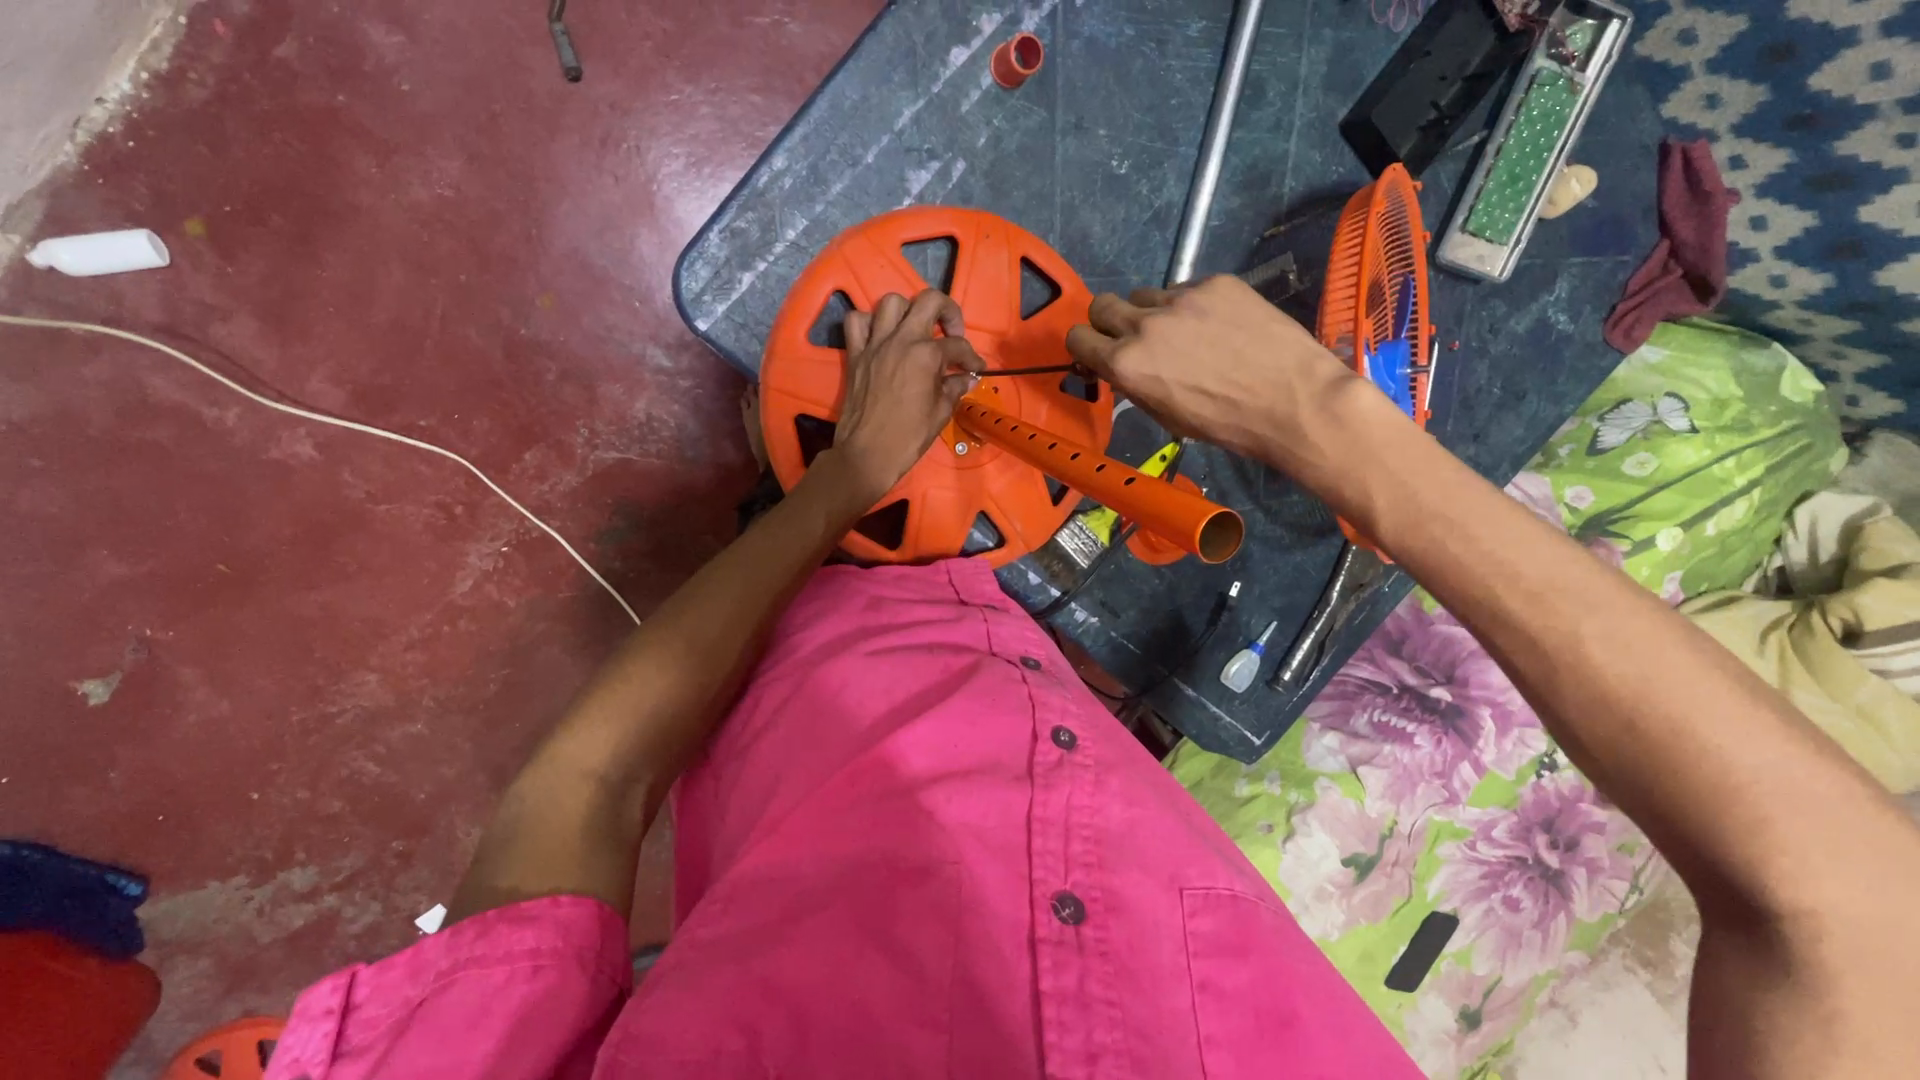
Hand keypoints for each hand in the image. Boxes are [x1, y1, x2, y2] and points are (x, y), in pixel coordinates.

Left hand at [828, 290, 983, 503]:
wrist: (867, 454)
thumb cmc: (908, 437)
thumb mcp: (940, 413)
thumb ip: (954, 388)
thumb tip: (966, 378)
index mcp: (926, 355)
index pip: (957, 346)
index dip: (972, 358)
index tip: (976, 370)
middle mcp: (901, 340)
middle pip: (929, 301)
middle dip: (948, 312)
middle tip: (951, 333)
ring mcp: (875, 344)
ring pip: (891, 302)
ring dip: (908, 311)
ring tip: (916, 331)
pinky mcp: (855, 354)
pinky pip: (857, 321)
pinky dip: (869, 323)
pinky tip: (881, 337)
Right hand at [1064, 275, 1375, 473]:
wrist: (1294, 400)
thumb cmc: (1227, 424)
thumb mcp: (1168, 417)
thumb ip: (1136, 386)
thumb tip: (1126, 369)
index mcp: (1126, 365)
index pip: (1078, 337)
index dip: (1087, 345)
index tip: (1100, 351)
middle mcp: (1144, 325)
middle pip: (1102, 304)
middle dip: (1110, 321)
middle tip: (1135, 337)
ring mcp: (1181, 298)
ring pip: (1145, 295)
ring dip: (1153, 312)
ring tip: (1186, 332)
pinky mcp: (1215, 282)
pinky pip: (1186, 288)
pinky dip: (1193, 305)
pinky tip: (1220, 325)